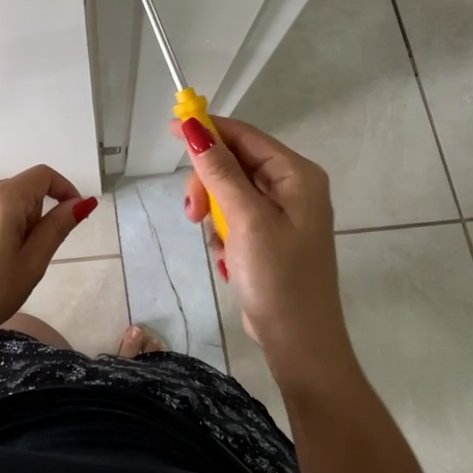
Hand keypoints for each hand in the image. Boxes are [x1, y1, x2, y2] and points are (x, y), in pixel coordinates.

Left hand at [0, 165, 96, 366]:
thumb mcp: (33, 261)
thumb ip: (58, 226)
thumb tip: (83, 202)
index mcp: (2, 197)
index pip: (43, 175)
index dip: (65, 189)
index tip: (76, 215)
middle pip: (25, 188)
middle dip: (39, 214)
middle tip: (33, 253)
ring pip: (9, 200)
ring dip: (21, 221)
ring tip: (11, 260)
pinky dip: (3, 224)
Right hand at [181, 116, 349, 367]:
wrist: (300, 345)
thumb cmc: (278, 277)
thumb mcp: (245, 219)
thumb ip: (218, 170)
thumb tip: (194, 127)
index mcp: (297, 175)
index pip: (245, 135)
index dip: (208, 129)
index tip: (172, 131)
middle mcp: (293, 187)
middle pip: (235, 161)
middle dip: (208, 182)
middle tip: (193, 211)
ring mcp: (283, 213)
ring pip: (230, 189)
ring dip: (213, 210)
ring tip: (211, 240)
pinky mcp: (271, 236)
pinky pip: (235, 215)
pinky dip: (223, 231)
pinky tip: (225, 257)